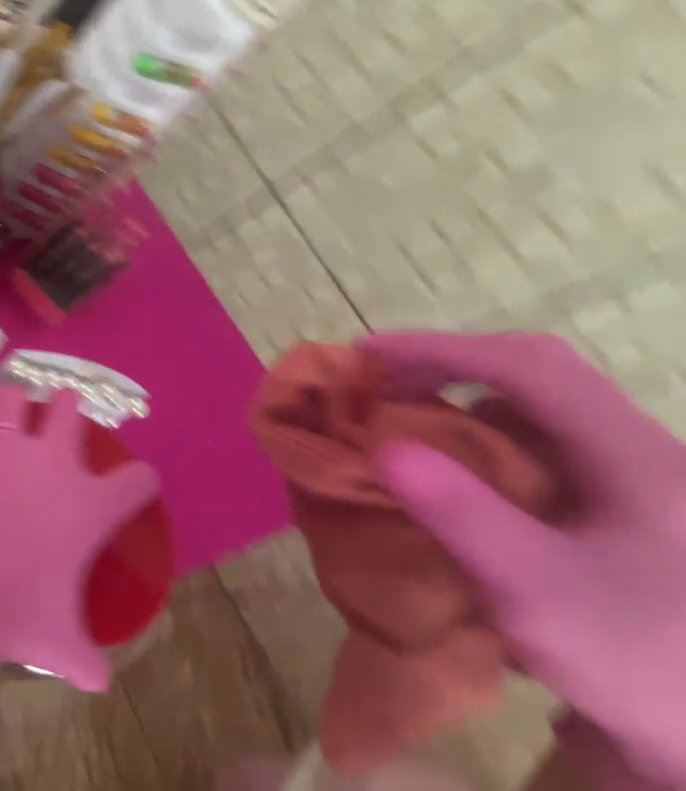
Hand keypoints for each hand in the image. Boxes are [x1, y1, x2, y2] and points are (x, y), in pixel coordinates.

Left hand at [0, 386, 158, 688]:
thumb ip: (84, 659)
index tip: (137, 484)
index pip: (137, 482)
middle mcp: (51, 462)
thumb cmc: (10, 609)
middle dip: (69, 407)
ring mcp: (1, 445)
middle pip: (70, 413)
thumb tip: (99, 681)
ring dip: (11, 401)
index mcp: (88, 505)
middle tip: (64, 407)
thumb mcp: (58, 645)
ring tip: (7, 406)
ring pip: (13, 398)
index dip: (140, 482)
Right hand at [364, 332, 685, 787]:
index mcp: (637, 459)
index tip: (361, 359)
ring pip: (541, 415)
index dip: (438, 348)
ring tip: (401, 431)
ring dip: (461, 408)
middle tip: (374, 391)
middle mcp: (647, 456)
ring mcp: (644, 486)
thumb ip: (462, 514)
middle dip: (444, 372)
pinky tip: (456, 482)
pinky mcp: (631, 516)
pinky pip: (545, 453)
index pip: (528, 366)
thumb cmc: (639, 659)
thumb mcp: (539, 592)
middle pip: (536, 379)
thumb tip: (383, 446)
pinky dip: (484, 447)